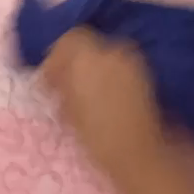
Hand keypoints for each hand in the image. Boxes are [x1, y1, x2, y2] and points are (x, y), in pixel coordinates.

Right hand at [39, 27, 167, 180]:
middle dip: (74, 60)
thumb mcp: (69, 111)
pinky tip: (105, 93)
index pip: (68, 40)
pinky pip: (119, 63)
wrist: (139, 153)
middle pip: (86, 44)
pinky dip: (109, 73)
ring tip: (87, 90)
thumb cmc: (97, 136)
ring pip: (104, 53)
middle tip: (65, 83)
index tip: (50, 77)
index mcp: (86, 56)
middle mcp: (109, 49)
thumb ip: (60, 86)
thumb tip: (54, 78)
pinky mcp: (143, 72)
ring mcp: (129, 59)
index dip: (56, 56)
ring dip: (93, 66)